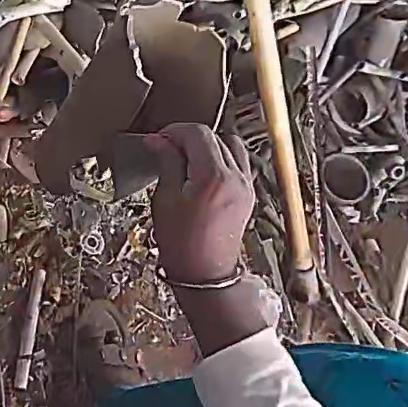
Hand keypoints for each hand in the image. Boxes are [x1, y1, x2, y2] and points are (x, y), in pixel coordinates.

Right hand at [145, 124, 254, 284]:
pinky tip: (204, 171)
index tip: (159, 139)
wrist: (205, 275)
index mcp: (214, 177)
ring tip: (187, 160)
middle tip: (167, 150)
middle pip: (213, 136)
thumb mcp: (165, 199)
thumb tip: (159, 140)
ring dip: (208, 146)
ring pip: (229, 145)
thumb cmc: (182, 244)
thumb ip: (166, 163)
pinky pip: (239, 162)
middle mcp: (236, 177)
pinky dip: (222, 159)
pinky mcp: (248, 194)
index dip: (175, 131)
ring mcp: (246, 186)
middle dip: (188, 138)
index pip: (197, 133)